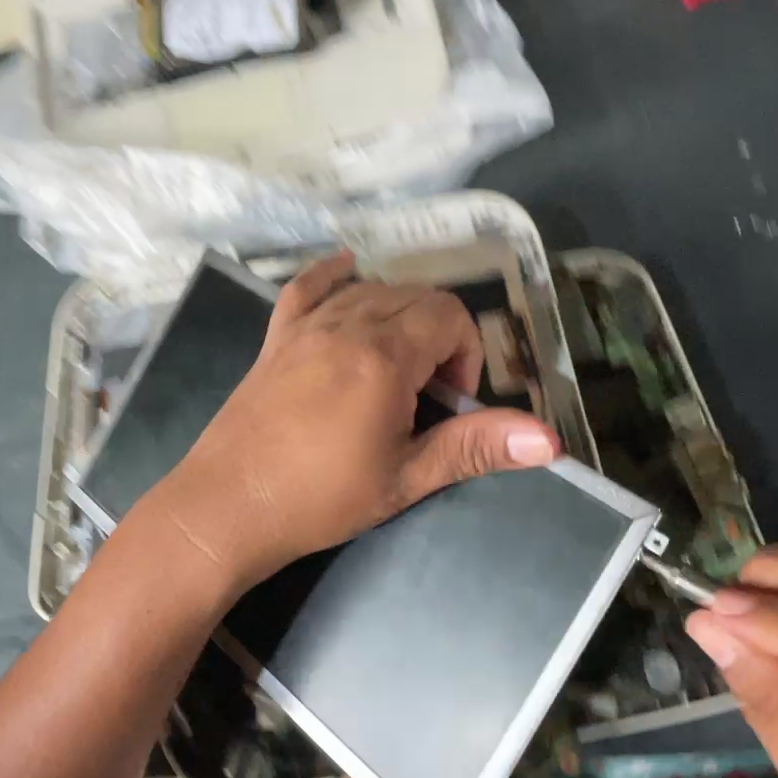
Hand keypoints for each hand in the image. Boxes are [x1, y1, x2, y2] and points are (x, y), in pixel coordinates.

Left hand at [140, 252, 558, 592]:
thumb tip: (550, 440)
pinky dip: (333, 275)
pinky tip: (347, 271)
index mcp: (384, 355)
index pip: (448, 315)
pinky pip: (307, 286)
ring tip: (396, 366)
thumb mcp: (406, 477)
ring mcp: (305, 326)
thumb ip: (474, 446)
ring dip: (398, 314)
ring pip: (369, 290)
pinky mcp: (275, 337)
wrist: (227, 506)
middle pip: (414, 296)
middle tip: (427, 395)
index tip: (451, 400)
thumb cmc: (320, 498)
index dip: (465, 353)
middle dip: (438, 335)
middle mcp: (346, 324)